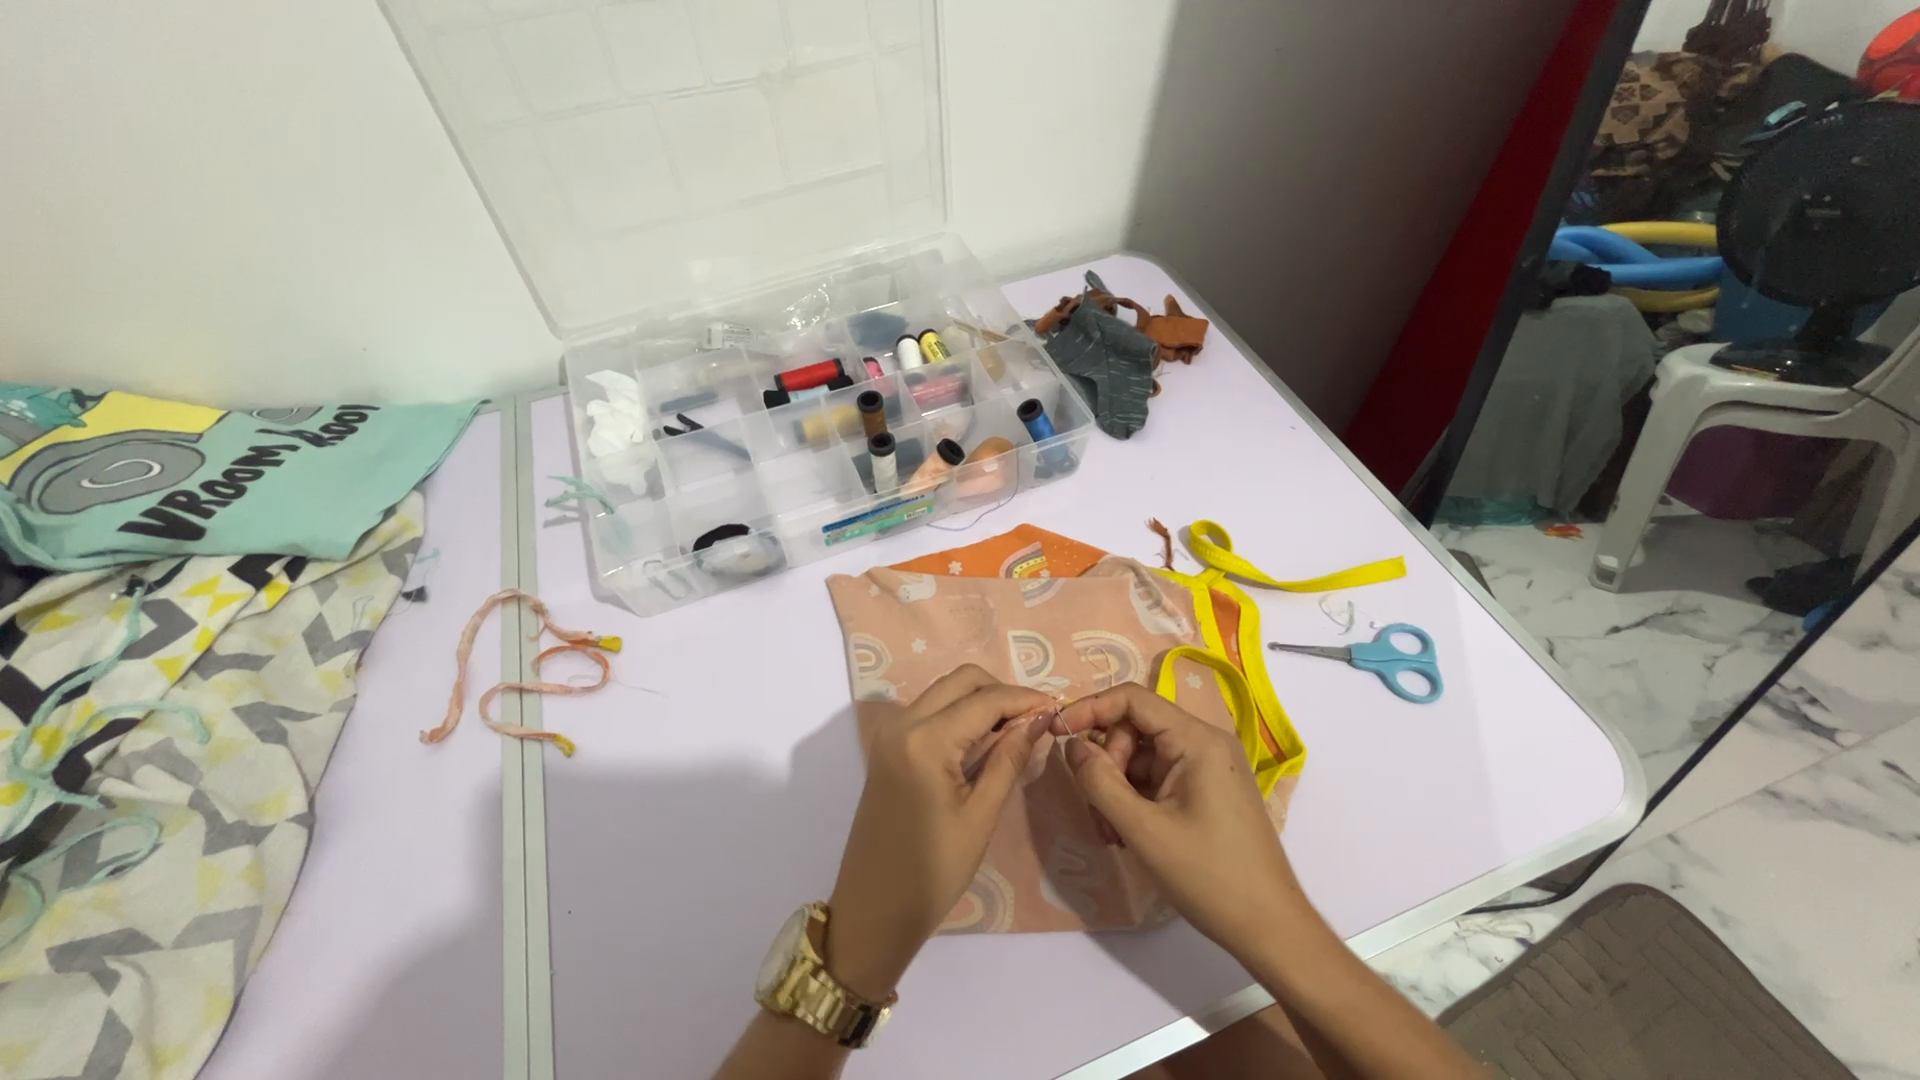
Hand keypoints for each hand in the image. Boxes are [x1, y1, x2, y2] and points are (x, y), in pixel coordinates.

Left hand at [826, 665, 1054, 1000]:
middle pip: (961, 681)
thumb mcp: (981, 816)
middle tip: (1036, 719)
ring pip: (944, 692)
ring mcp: (890, 734)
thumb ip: (1009, 758)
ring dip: (980, 700)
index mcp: (925, 740)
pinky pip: (929, 712)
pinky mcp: (887, 748)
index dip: (1025, 699)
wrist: (873, 910)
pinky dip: (959, 714)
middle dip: (1001, 691)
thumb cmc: (933, 871)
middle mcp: (902, 724)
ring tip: (1017, 730)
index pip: (985, 700)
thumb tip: (1039, 718)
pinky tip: (986, 741)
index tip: (1059, 708)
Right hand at [1054, 685, 1308, 956]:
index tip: (1056, 733)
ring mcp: (1206, 768)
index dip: (1089, 708)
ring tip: (1113, 834)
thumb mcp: (1143, 830)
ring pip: (1140, 757)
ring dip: (1116, 788)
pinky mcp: (1205, 791)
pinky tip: (1128, 836)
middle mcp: (1204, 743)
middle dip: (1106, 764)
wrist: (1269, 928)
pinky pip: (1156, 779)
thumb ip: (1100, 782)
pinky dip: (1134, 800)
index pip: (1132, 699)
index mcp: (1197, 740)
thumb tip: (1072, 746)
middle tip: (1099, 812)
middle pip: (1133, 730)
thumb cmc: (1209, 877)